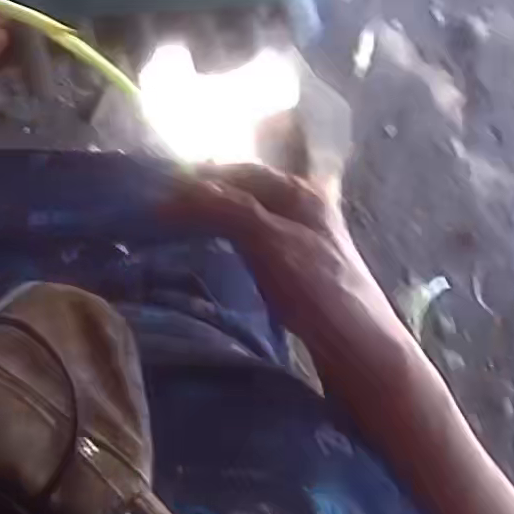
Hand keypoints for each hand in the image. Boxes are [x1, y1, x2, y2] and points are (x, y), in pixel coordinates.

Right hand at [162, 164, 408, 354]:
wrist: (352, 341)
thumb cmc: (317, 286)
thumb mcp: (270, 241)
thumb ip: (229, 209)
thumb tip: (181, 190)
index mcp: (298, 192)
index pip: (238, 172)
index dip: (200, 178)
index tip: (163, 190)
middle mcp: (295, 204)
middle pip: (238, 189)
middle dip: (200, 193)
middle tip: (161, 206)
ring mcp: (290, 230)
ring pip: (237, 210)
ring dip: (205, 212)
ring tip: (170, 222)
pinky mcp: (283, 256)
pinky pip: (240, 232)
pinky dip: (215, 230)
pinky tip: (198, 241)